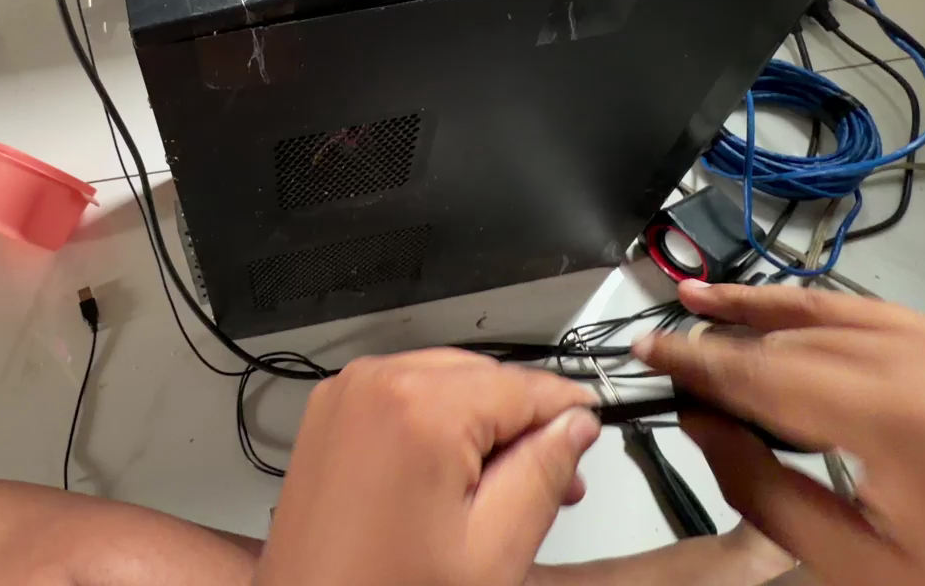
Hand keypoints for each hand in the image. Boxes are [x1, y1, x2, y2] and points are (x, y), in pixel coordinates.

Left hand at [254, 348, 601, 585]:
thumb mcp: (491, 550)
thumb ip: (540, 474)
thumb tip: (576, 423)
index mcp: (419, 405)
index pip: (516, 383)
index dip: (563, 404)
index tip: (596, 422)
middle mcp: (376, 377)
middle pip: (477, 374)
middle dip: (522, 417)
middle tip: (562, 477)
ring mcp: (345, 389)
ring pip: (438, 378)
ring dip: (480, 416)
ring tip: (513, 481)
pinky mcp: (328, 408)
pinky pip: (398, 390)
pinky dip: (433, 415)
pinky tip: (454, 465)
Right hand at [635, 281, 924, 585]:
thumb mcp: (869, 573)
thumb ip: (763, 489)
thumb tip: (700, 421)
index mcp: (911, 422)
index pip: (764, 373)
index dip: (693, 362)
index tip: (641, 349)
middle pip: (795, 338)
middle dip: (724, 342)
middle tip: (665, 344)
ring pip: (838, 312)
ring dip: (763, 309)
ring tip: (699, 297)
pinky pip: (891, 319)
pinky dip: (828, 315)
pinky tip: (789, 315)